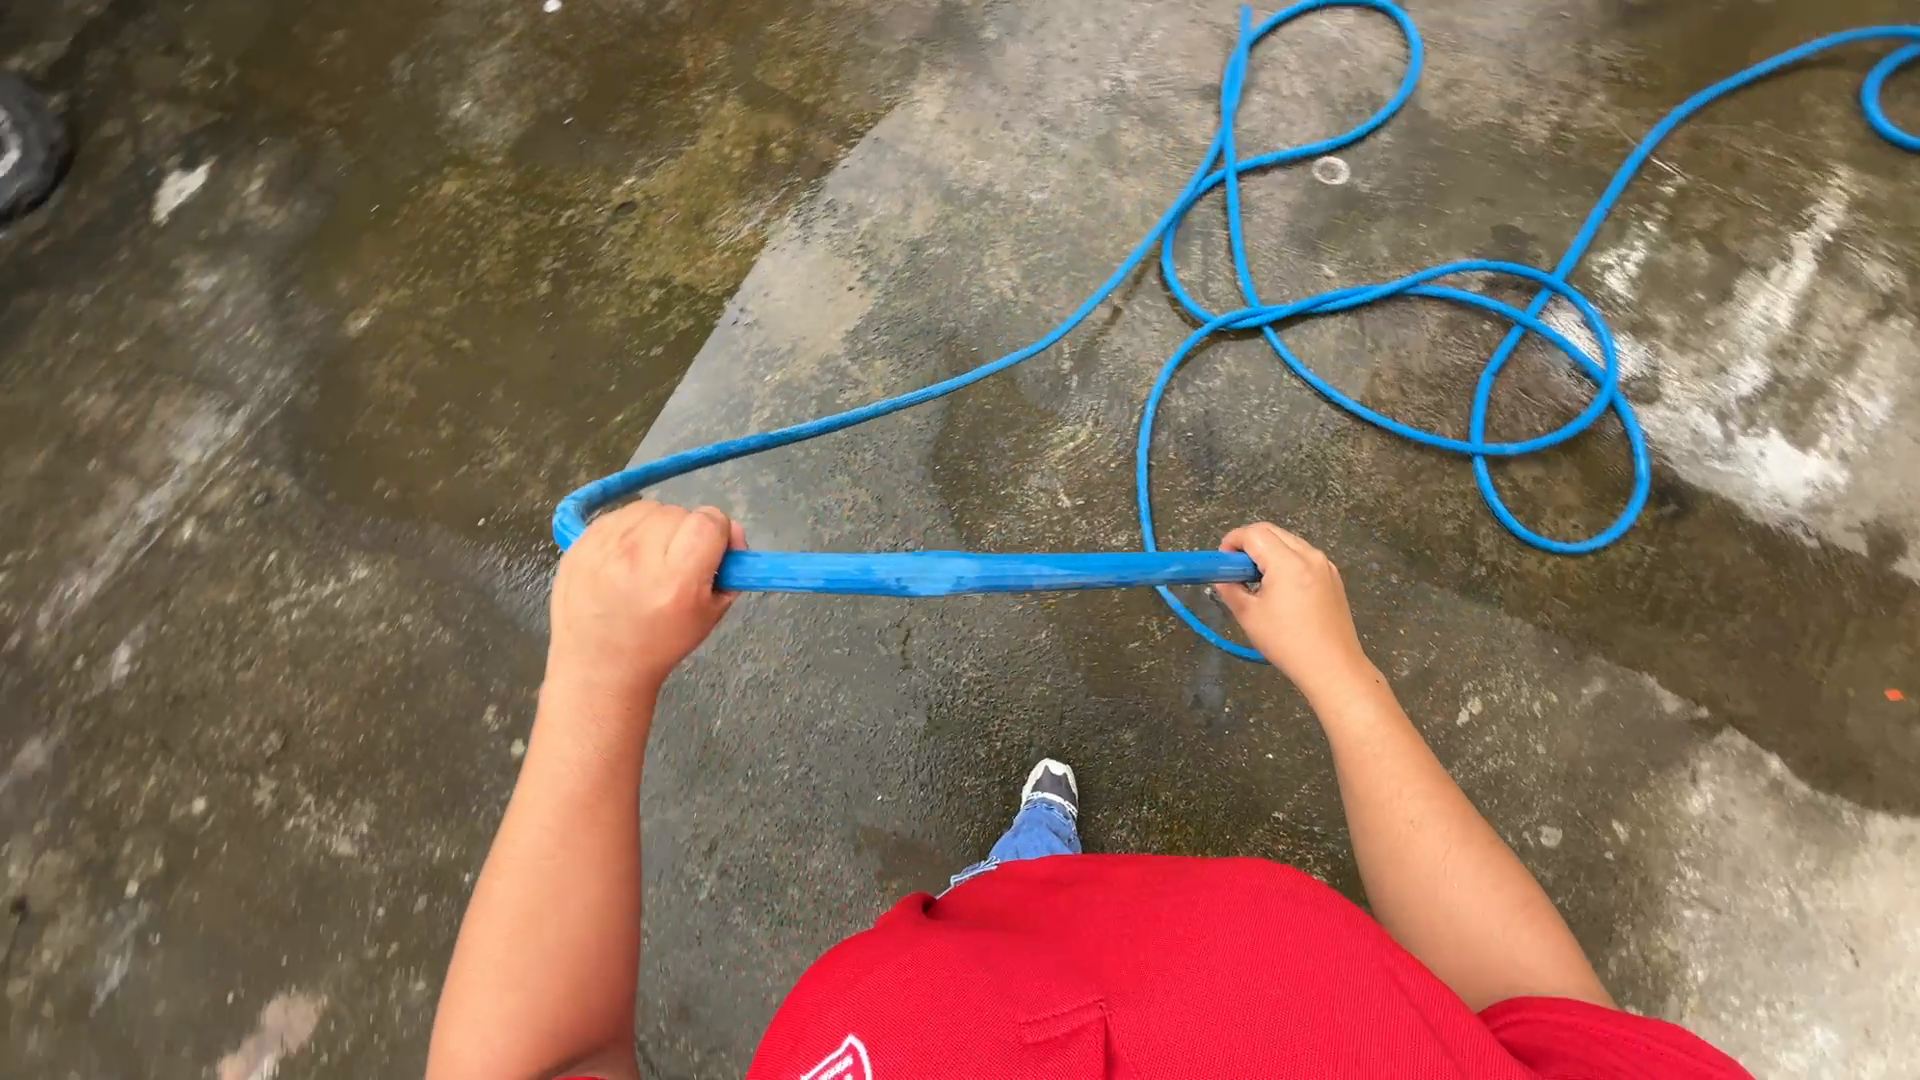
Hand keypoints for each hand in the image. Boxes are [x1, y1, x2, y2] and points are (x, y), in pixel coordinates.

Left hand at [548, 500, 744, 696]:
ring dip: (660, 525)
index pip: (709, 521)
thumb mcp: (712, 613)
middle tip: (681, 559)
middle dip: (689, 530)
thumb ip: (730, 568)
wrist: (599, 665)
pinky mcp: (580, 543)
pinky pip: (619, 514)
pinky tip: (628, 554)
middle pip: (680, 512)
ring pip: (650, 508)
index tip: (715, 550)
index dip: (719, 531)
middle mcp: (639, 556)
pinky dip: (631, 528)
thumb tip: (731, 531)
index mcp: (677, 579)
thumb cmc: (661, 644)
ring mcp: (605, 547)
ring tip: (652, 555)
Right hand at [1216, 523, 1375, 701]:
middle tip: (1235, 569)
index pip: (1253, 533)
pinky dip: (1285, 560)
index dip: (1231, 541)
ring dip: (1267, 551)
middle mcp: (1309, 556)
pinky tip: (1279, 587)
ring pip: (1288, 541)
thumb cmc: (1286, 641)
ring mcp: (1325, 565)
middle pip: (1271, 531)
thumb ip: (1230, 589)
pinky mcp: (1333, 577)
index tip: (1223, 562)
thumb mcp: (1248, 615)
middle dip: (1248, 543)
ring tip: (1256, 579)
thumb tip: (1223, 579)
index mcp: (1288, 562)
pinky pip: (1303, 556)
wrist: (1332, 666)